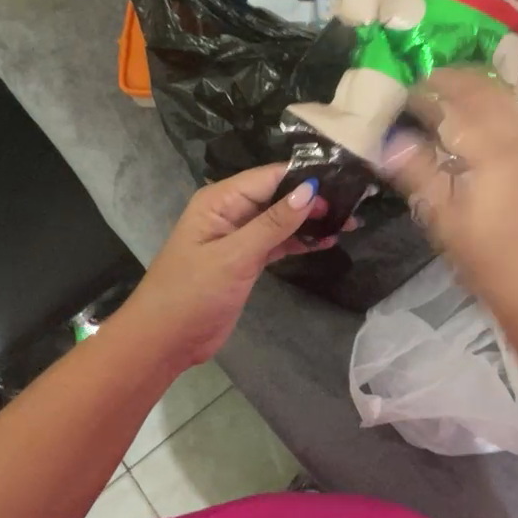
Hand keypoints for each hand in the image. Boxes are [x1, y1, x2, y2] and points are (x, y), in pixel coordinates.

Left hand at [133, 165, 347, 364]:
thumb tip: (310, 189)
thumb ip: (274, 223)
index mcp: (220, 200)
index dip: (305, 176)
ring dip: (311, 221)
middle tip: (354, 206)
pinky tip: (327, 241)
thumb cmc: (192, 292)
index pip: (270, 177)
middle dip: (314, 199)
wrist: (164, 341)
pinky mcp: (246, 260)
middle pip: (279, 195)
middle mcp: (231, 211)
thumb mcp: (236, 255)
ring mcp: (238, 236)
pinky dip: (300, 241)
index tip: (344, 179)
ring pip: (282, 219)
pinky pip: (278, 241)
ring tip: (349, 223)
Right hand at [380, 70, 517, 321]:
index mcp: (495, 155)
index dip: (433, 91)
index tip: (412, 87)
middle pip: (495, 94)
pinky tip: (496, 125)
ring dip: (491, 91)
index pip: (459, 106)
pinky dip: (511, 111)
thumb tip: (390, 141)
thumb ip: (419, 174)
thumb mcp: (445, 222)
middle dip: (464, 80)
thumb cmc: (487, 266)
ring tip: (465, 93)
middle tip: (437, 80)